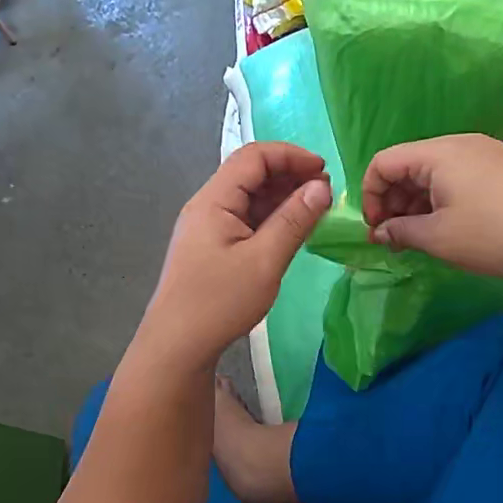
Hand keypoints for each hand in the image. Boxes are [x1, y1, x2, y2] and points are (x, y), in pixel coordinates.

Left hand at [142, 141, 331, 364]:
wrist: (177, 346)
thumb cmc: (219, 302)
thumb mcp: (264, 261)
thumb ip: (294, 221)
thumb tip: (322, 187)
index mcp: (214, 200)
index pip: (254, 157)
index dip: (291, 155)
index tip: (324, 169)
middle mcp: (207, 206)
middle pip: (250, 174)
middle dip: (289, 175)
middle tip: (325, 192)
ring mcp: (208, 227)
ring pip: (249, 198)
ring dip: (282, 197)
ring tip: (315, 210)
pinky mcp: (212, 246)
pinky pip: (245, 219)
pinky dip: (272, 218)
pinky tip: (292, 229)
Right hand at [362, 134, 502, 281]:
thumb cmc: (496, 233)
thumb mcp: (441, 238)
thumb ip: (402, 232)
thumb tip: (380, 231)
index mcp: (438, 153)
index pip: (383, 162)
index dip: (369, 196)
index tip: (376, 230)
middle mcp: (462, 144)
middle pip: (410, 165)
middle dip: (395, 201)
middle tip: (399, 239)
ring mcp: (490, 153)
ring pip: (437, 174)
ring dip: (421, 204)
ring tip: (426, 239)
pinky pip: (463, 178)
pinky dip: (447, 201)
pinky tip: (460, 229)